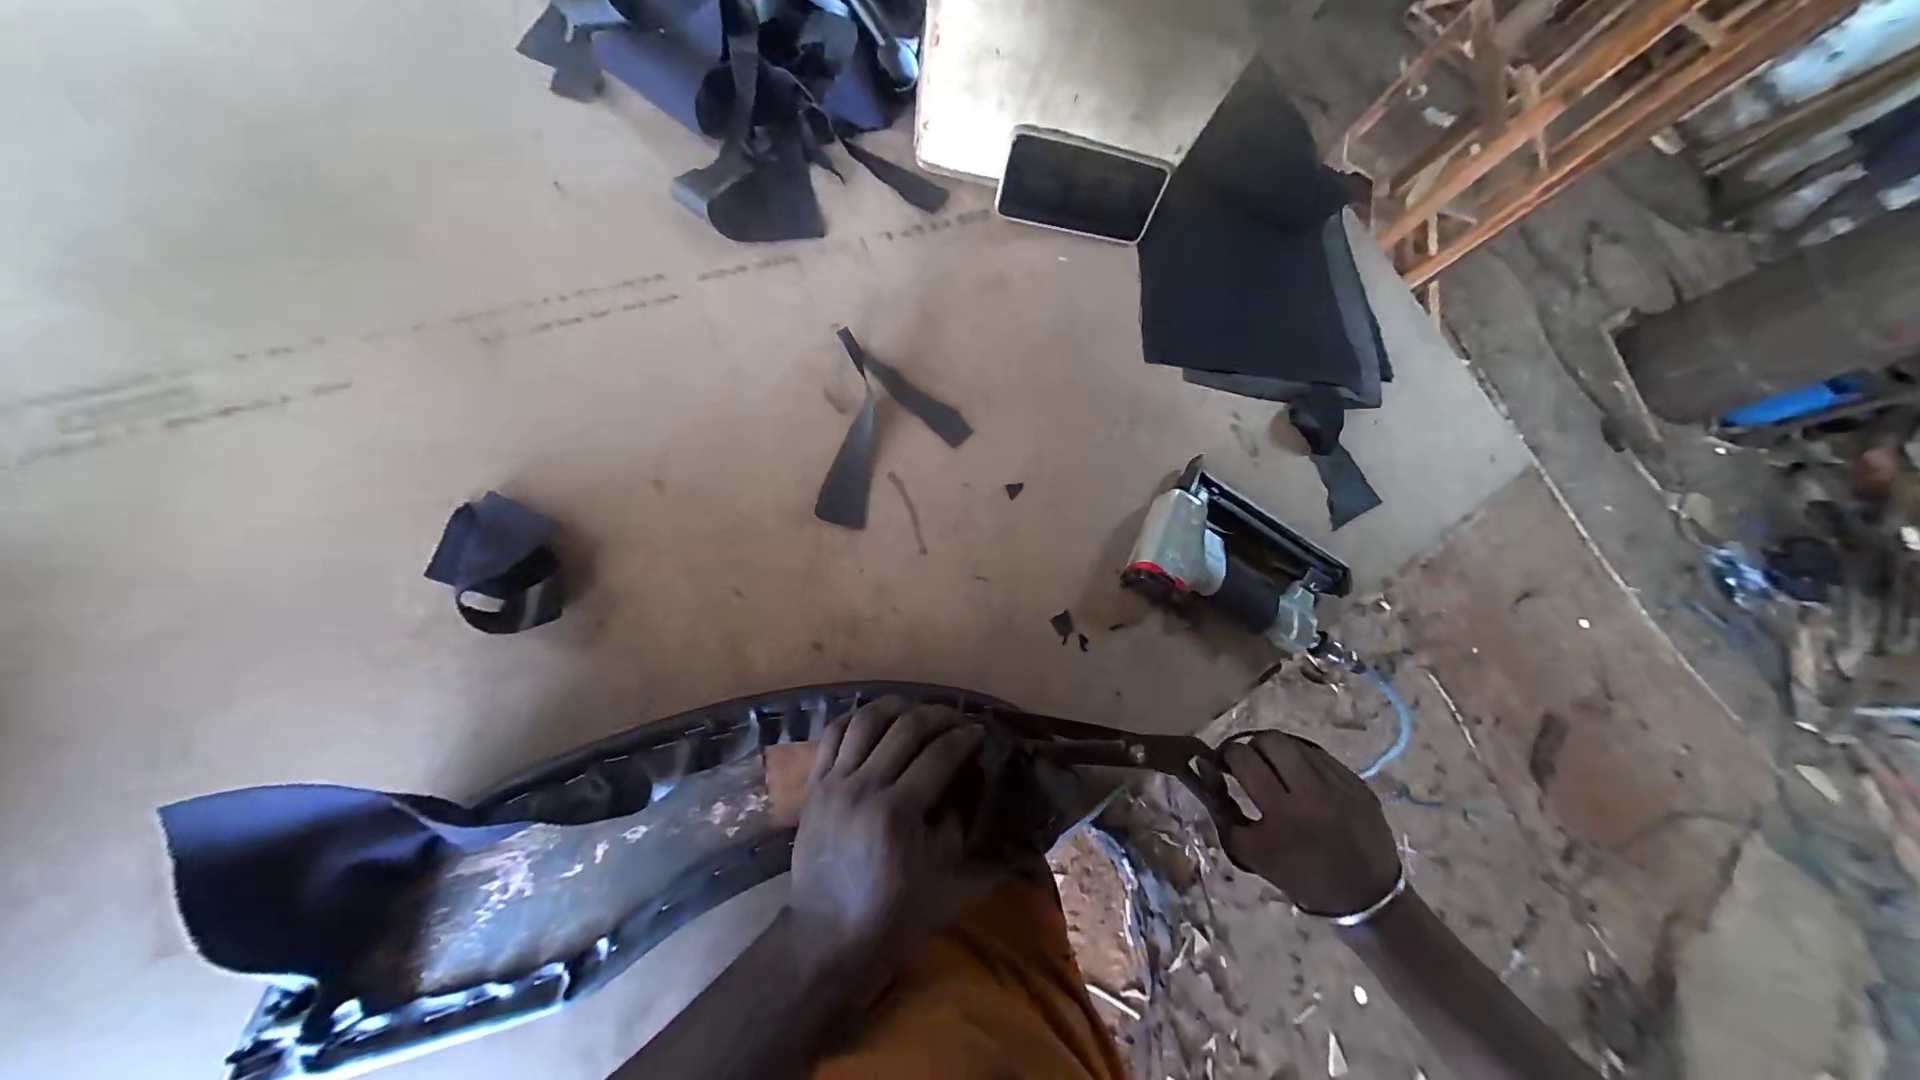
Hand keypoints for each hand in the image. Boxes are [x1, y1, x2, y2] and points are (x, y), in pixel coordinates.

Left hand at [786, 697, 989, 978]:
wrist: (827, 934)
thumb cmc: (892, 913)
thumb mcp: (944, 875)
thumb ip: (960, 821)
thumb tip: (970, 779)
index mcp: (898, 812)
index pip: (940, 754)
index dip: (965, 737)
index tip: (980, 732)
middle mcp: (864, 786)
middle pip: (907, 727)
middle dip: (940, 715)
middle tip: (958, 718)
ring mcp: (834, 782)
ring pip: (867, 719)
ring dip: (898, 707)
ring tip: (917, 711)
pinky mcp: (815, 784)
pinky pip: (834, 734)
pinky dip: (857, 718)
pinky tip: (877, 721)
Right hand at [1220, 731, 1400, 916]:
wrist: (1365, 898)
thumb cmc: (1300, 876)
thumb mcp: (1251, 851)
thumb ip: (1222, 809)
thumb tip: (1205, 768)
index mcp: (1283, 811)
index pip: (1244, 759)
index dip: (1227, 754)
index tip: (1223, 763)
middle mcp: (1312, 791)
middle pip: (1271, 740)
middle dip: (1251, 746)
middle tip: (1248, 762)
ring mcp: (1339, 784)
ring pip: (1296, 744)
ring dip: (1277, 751)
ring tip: (1273, 767)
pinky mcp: (1357, 783)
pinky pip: (1321, 756)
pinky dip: (1302, 760)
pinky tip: (1299, 776)